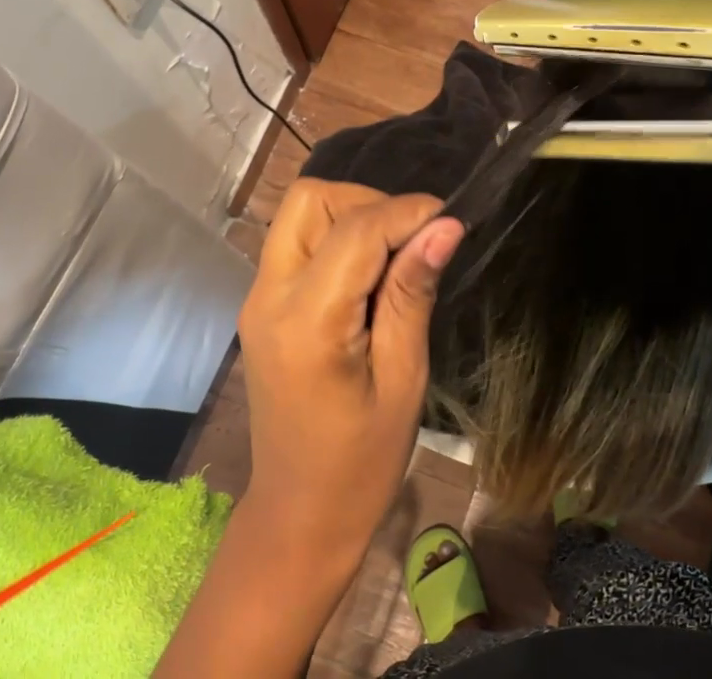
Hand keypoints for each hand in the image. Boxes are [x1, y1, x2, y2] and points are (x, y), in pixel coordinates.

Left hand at [156, 181, 462, 677]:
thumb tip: (446, 226)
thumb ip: (414, 293)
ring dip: (352, 218)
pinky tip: (372, 278)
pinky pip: (298, 243)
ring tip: (396, 259)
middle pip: (311, 200)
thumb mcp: (404, 378)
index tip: (452, 222)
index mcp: (306, 321)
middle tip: (414, 242)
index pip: (355, 229)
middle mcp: (269, 296)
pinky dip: (338, 240)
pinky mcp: (263, 307)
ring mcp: (259, 299)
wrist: (301, 512)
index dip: (409, 212)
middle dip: (368, 203)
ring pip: (300, 214)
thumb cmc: (362, 461)